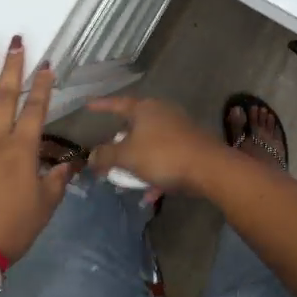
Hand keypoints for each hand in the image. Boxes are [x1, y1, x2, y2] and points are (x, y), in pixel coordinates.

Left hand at [0, 36, 72, 261]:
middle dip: (11, 67)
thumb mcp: (44, 209)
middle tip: (15, 41)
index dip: (42, 85)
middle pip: (4, 98)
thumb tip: (69, 164)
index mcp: (20, 150)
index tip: (45, 62)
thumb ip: (56, 182)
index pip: (35, 110)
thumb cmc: (9, 232)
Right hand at [88, 96, 234, 192]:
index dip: (101, 105)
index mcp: (145, 109)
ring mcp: (178, 128)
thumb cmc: (163, 155)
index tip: (88, 104)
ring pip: (150, 144)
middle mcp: (162, 112)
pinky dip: (155, 172)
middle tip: (107, 155)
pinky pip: (165, 157)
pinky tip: (150, 193)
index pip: (118, 103)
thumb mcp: (127, 156)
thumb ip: (106, 155)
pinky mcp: (190, 144)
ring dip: (137, 163)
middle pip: (134, 125)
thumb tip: (92, 155)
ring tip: (126, 180)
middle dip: (120, 143)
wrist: (208, 167)